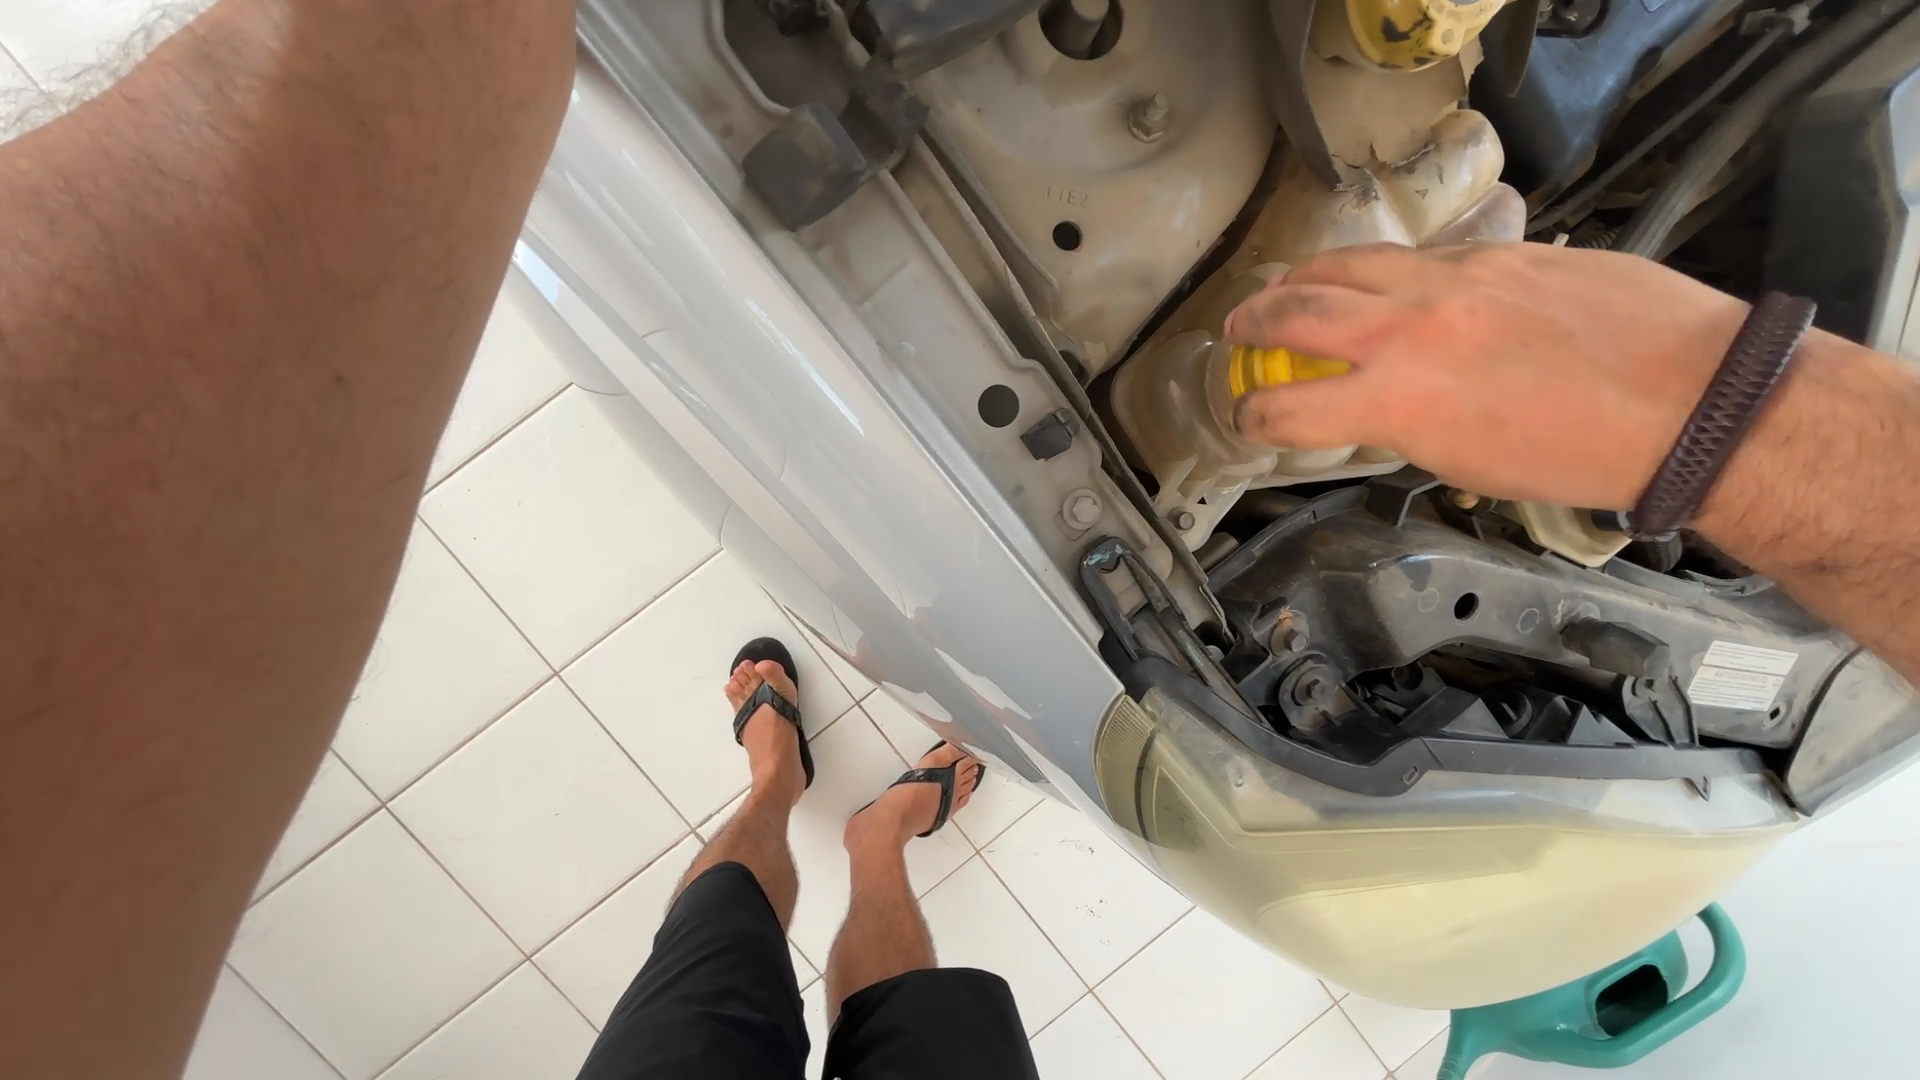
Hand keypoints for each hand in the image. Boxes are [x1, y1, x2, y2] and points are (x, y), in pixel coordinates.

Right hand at [1222, 242, 1749, 508]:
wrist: (1688, 398)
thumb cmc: (1570, 453)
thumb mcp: (1451, 457)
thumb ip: (1388, 422)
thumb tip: (1359, 406)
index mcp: (1394, 399)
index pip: (1284, 408)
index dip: (1251, 417)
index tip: (1246, 417)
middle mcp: (1407, 329)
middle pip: (1294, 311)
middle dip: (1251, 324)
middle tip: (1237, 331)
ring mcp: (1451, 279)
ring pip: (1344, 263)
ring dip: (1299, 279)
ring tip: (1285, 288)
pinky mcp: (1494, 252)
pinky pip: (1412, 256)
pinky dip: (1376, 272)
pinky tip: (1380, 282)